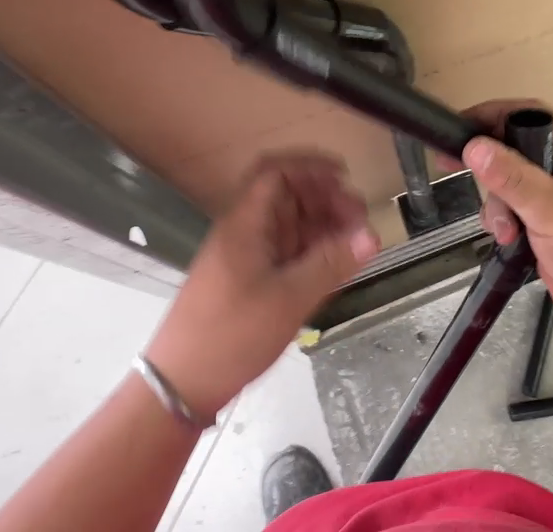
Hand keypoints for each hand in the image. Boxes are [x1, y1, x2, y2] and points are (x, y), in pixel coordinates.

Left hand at [146, 152, 378, 421]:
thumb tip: (372, 234)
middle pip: (287, 197)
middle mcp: (245, 233)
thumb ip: (331, 263)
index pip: (275, 172)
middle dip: (326, 199)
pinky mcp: (249, 282)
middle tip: (359, 219)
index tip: (345, 176)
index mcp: (245, 224)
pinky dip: (313, 252)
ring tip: (355, 243)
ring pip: (290, 226)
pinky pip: (287, 253)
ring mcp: (246, 258)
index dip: (310, 166)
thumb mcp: (288, 299)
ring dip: (323, 226)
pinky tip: (335, 266)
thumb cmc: (230, 335)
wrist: (180, 386)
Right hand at [451, 101, 552, 328]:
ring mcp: (552, 194)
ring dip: (497, 204)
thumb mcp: (550, 209)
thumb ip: (512, 177)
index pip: (531, 115)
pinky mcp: (542, 220)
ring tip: (504, 230)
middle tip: (451, 163)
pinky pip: (510, 207)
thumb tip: (475, 146)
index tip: (463, 124)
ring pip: (507, 181)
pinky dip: (501, 220)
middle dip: (490, 166)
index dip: (496, 114)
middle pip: (513, 148)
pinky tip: (506, 239)